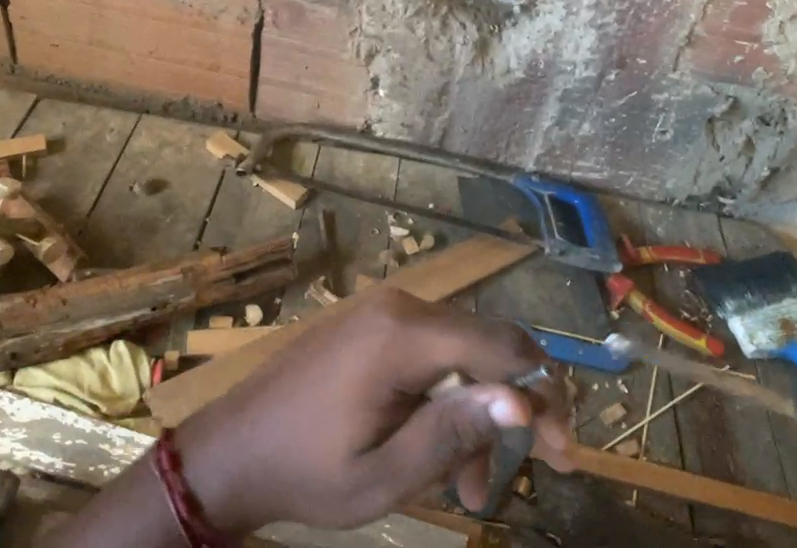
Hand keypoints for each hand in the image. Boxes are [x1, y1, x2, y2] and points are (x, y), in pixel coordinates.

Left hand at [175, 289, 574, 533]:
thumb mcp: (383, 474)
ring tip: (472, 489)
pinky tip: (443, 461)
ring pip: (463, 357)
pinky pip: (432, 357)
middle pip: (488, 346)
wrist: (231, 450)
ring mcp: (386, 313)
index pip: (501, 346)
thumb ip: (453, 433)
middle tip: (550, 461)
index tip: (565, 446)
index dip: (543, 392)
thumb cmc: (304, 470)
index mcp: (402, 335)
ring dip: (479, 417)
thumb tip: (522, 399)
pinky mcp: (375, 327)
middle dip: (520, 405)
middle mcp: (401, 307)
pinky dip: (448, 403)